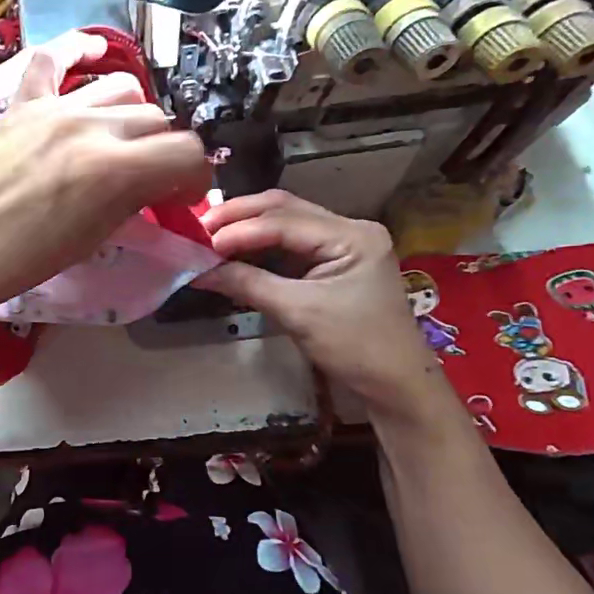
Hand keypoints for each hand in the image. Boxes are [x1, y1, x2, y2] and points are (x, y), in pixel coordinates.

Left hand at [0, 42, 210, 387]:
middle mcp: (91, 126)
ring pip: (121, 88)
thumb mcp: (90, 239)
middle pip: (159, 121)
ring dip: (134, 116)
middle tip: (153, 183)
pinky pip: (53, 59)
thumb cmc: (17, 262)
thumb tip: (155, 187)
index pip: (188, 153)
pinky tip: (89, 51)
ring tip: (122, 143)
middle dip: (166, 153)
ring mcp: (54, 108)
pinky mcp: (21, 103)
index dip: (196, 179)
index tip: (184, 199)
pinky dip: (75, 52)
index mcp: (114, 170)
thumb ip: (130, 202)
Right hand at [193, 191, 438, 405]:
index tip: (200, 242)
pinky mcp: (332, 263)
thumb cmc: (355, 347)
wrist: (394, 384)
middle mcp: (349, 229)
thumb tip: (198, 270)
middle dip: (239, 217)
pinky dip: (259, 249)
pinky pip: (290, 246)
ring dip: (247, 230)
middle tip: (199, 227)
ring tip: (209, 237)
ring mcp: (342, 245)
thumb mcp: (298, 313)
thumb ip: (247, 284)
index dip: (238, 230)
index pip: (284, 221)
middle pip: (284, 209)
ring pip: (285, 224)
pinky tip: (232, 252)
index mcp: (352, 235)